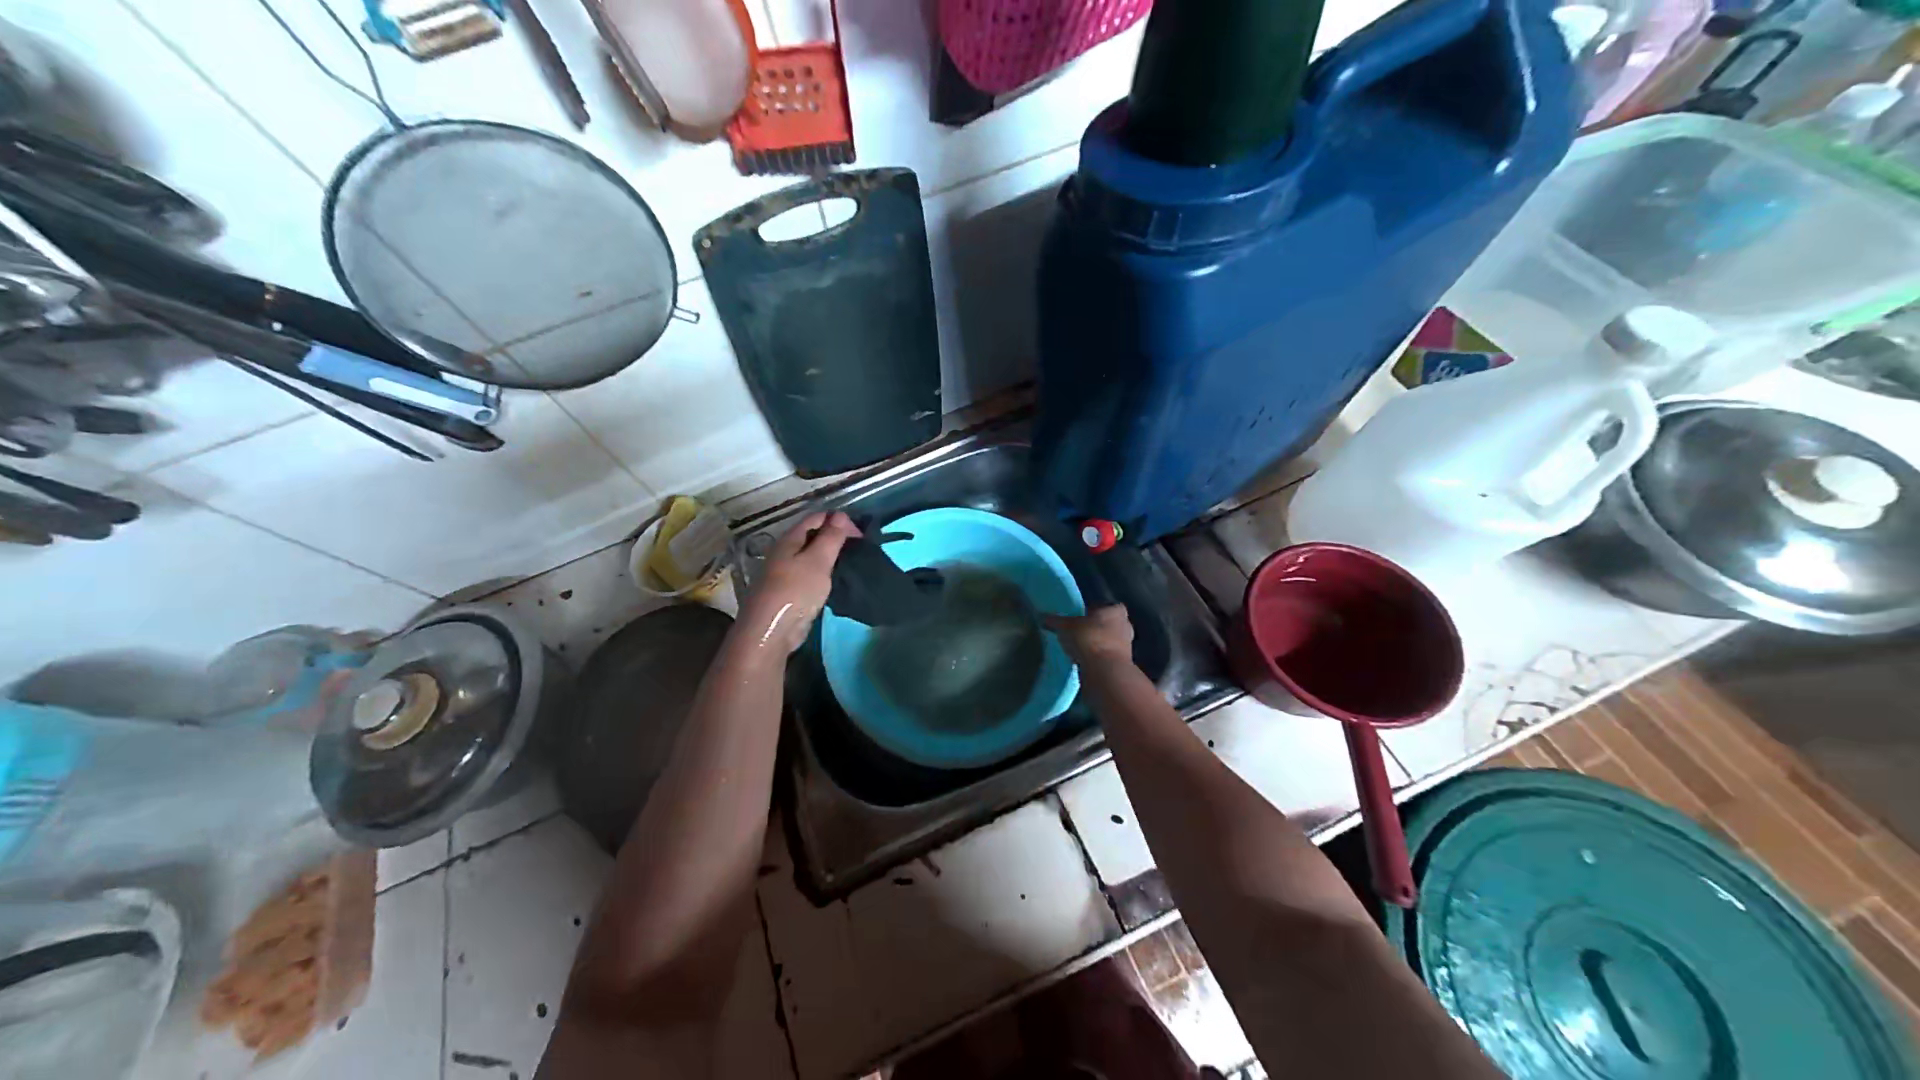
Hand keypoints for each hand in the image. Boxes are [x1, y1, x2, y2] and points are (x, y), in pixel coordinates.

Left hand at [739, 511, 859, 654]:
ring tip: (852, 563)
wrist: (771, 632)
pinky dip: (824, 573)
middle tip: (860, 548)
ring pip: (811, 556)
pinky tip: (836, 581)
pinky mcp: (789, 591)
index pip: (816, 517)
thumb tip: (839, 515)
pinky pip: (809, 574)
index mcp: (789, 539)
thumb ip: (830, 538)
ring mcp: (784, 572)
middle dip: (835, 536)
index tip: (860, 534)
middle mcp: (784, 552)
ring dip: (830, 556)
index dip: (838, 519)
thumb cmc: (795, 591)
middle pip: (812, 535)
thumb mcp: (817, 561)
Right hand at [1044, 605, 1134, 667]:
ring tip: (1077, 649)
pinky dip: (1096, 659)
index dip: (1090, 611)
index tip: (1078, 618)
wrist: (1105, 671)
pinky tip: (1082, 662)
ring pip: (1107, 642)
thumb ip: (1055, 621)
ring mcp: (1126, 647)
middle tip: (1076, 633)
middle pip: (1107, 624)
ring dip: (1095, 645)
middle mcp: (1125, 625)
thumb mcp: (1066, 627)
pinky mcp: (1122, 665)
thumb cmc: (1089, 639)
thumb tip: (1042, 616)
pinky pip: (1106, 657)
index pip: (1104, 606)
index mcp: (1115, 610)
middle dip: (1093, 629)